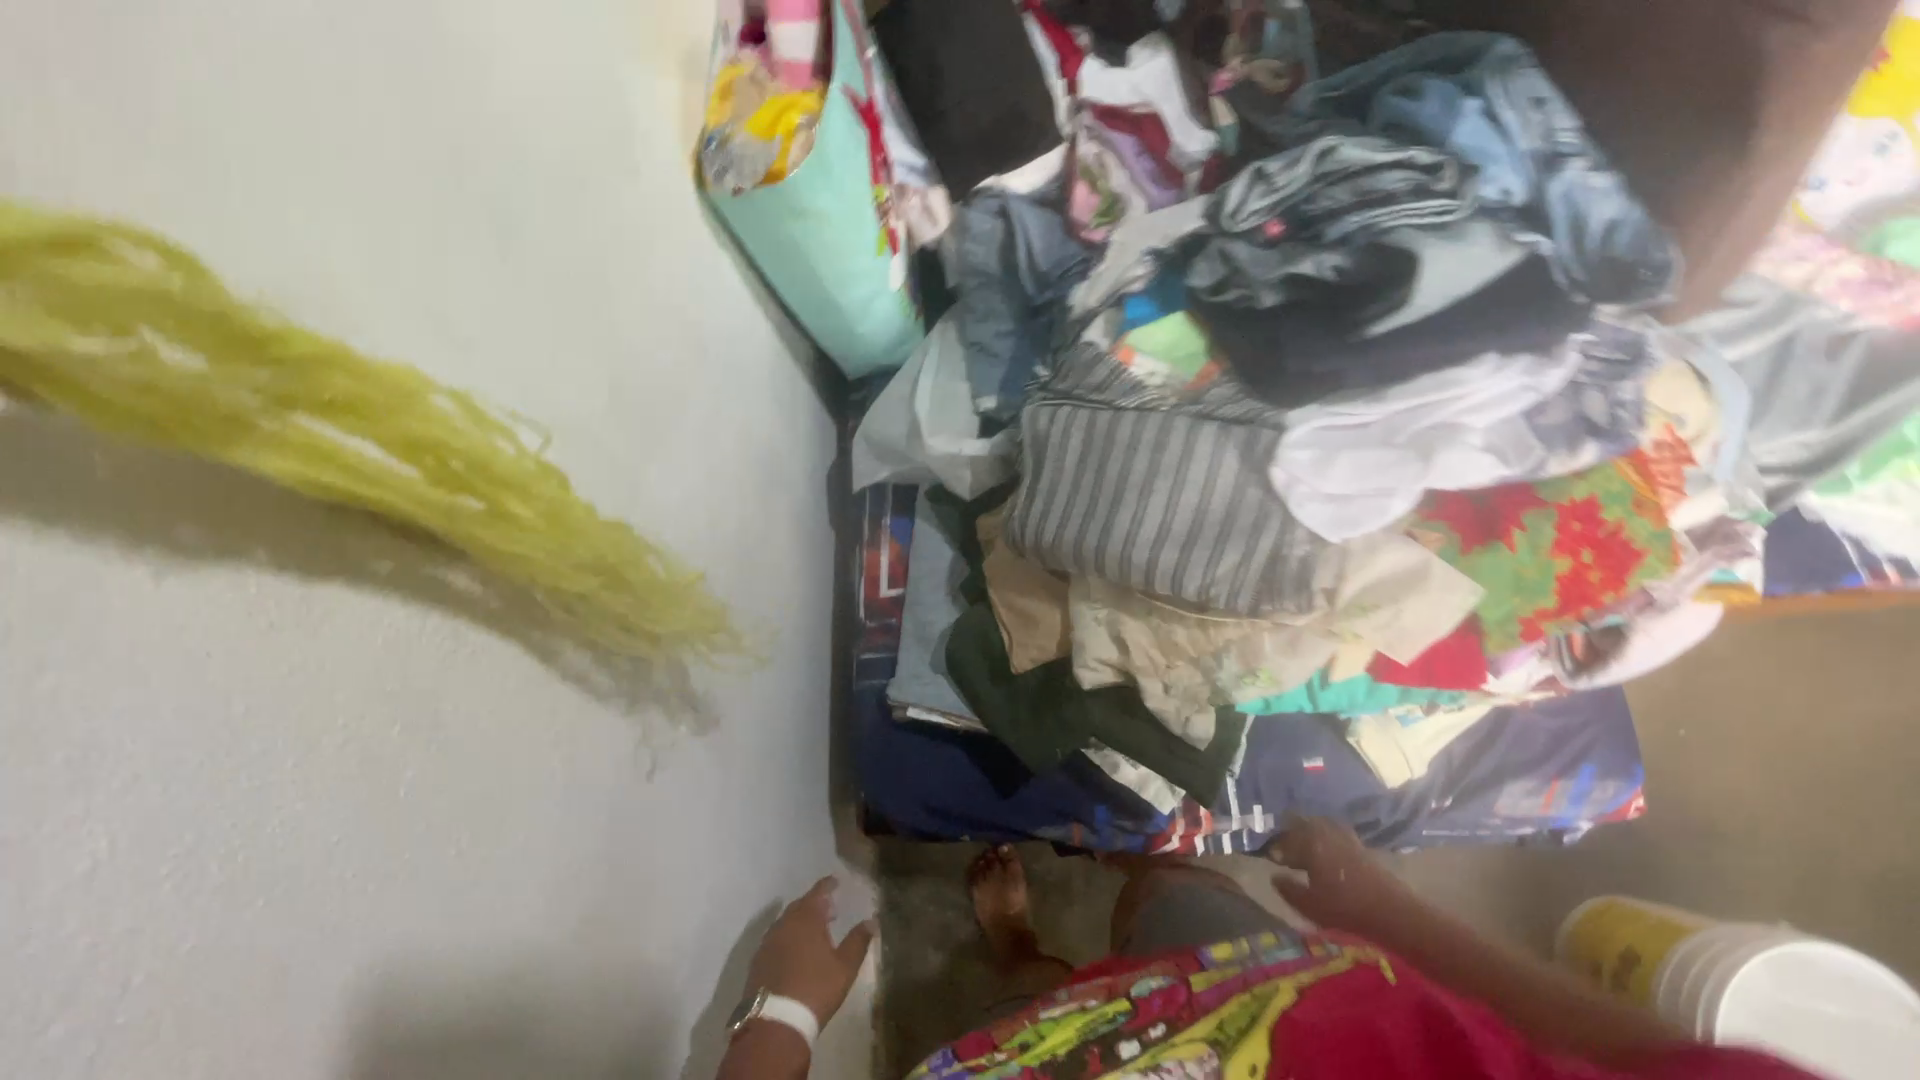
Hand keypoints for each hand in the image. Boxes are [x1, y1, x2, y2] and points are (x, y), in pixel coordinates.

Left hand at [745, 876, 875, 1026]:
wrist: (775, 1022)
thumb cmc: (816, 989)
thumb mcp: (845, 966)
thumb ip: (858, 941)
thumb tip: (871, 921)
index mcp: (806, 919)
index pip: (818, 893)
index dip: (827, 885)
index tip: (835, 881)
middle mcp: (784, 924)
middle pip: (800, 906)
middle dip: (815, 904)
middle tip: (829, 909)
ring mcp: (768, 943)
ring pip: (785, 923)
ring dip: (800, 921)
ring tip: (814, 931)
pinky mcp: (758, 961)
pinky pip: (776, 939)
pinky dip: (788, 937)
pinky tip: (795, 951)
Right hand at [1264, 817, 1418, 938]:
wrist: (1391, 911)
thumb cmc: (1344, 907)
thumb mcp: (1309, 905)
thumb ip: (1288, 889)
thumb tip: (1274, 876)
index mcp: (1310, 843)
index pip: (1286, 838)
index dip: (1277, 849)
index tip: (1272, 859)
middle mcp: (1326, 833)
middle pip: (1303, 825)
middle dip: (1292, 835)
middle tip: (1286, 851)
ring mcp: (1345, 837)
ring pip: (1320, 826)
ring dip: (1310, 834)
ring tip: (1305, 850)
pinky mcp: (1360, 845)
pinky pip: (1336, 833)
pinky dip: (1327, 839)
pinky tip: (1327, 854)